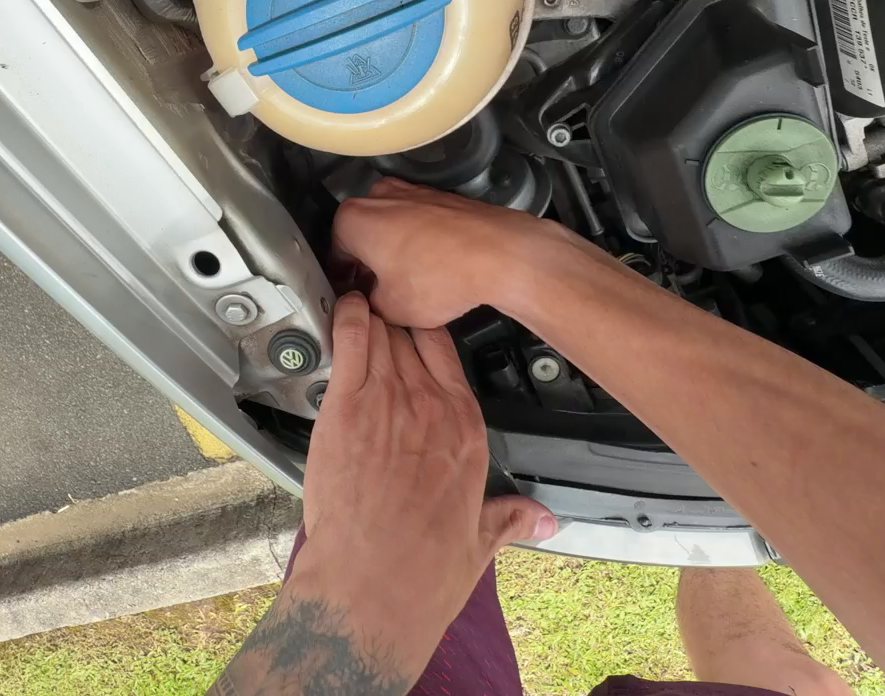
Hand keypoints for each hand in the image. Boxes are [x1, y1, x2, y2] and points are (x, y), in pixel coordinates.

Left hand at [286, 292, 555, 680]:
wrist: (372, 589)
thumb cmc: (420, 570)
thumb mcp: (480, 542)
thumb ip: (511, 518)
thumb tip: (543, 520)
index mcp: (463, 427)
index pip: (446, 353)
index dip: (424, 332)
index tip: (412, 323)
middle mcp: (430, 405)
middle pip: (408, 337)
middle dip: (392, 320)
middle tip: (378, 305)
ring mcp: (389, 399)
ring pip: (381, 332)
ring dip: (369, 311)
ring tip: (359, 293)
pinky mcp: (347, 406)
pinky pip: (350, 341)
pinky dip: (344, 317)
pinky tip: (341, 303)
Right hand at [332, 177, 575, 327]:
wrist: (500, 255)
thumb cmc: (447, 273)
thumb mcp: (391, 308)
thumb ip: (368, 304)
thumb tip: (370, 303)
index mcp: (354, 219)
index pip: (334, 255)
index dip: (343, 283)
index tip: (352, 297)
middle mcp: (379, 197)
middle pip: (361, 237)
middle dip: (368, 266)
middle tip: (379, 296)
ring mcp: (412, 193)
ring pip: (390, 228)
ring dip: (394, 254)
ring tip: (410, 286)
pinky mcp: (440, 199)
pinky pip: (418, 223)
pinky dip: (420, 244)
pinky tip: (433, 270)